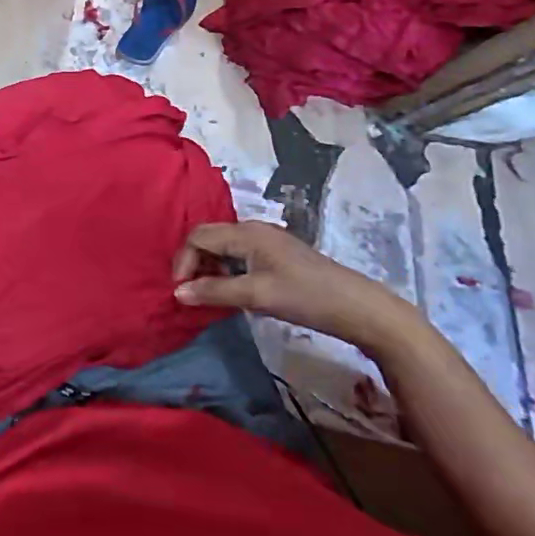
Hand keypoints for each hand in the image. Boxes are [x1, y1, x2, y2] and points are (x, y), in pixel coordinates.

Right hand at [173, 220, 424, 351]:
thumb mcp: (256, 296)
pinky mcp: (277, 255)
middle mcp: (254, 229)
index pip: (199, 235)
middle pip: (209, 237)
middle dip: (194, 263)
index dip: (184, 261)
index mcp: (246, 232)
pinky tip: (233, 292)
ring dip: (210, 268)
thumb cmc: (304, 297)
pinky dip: (227, 270)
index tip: (181, 291)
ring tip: (210, 296)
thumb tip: (178, 292)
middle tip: (192, 294)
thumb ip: (215, 292)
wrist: (356, 307)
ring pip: (224, 247)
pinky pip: (239, 255)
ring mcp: (267, 240)